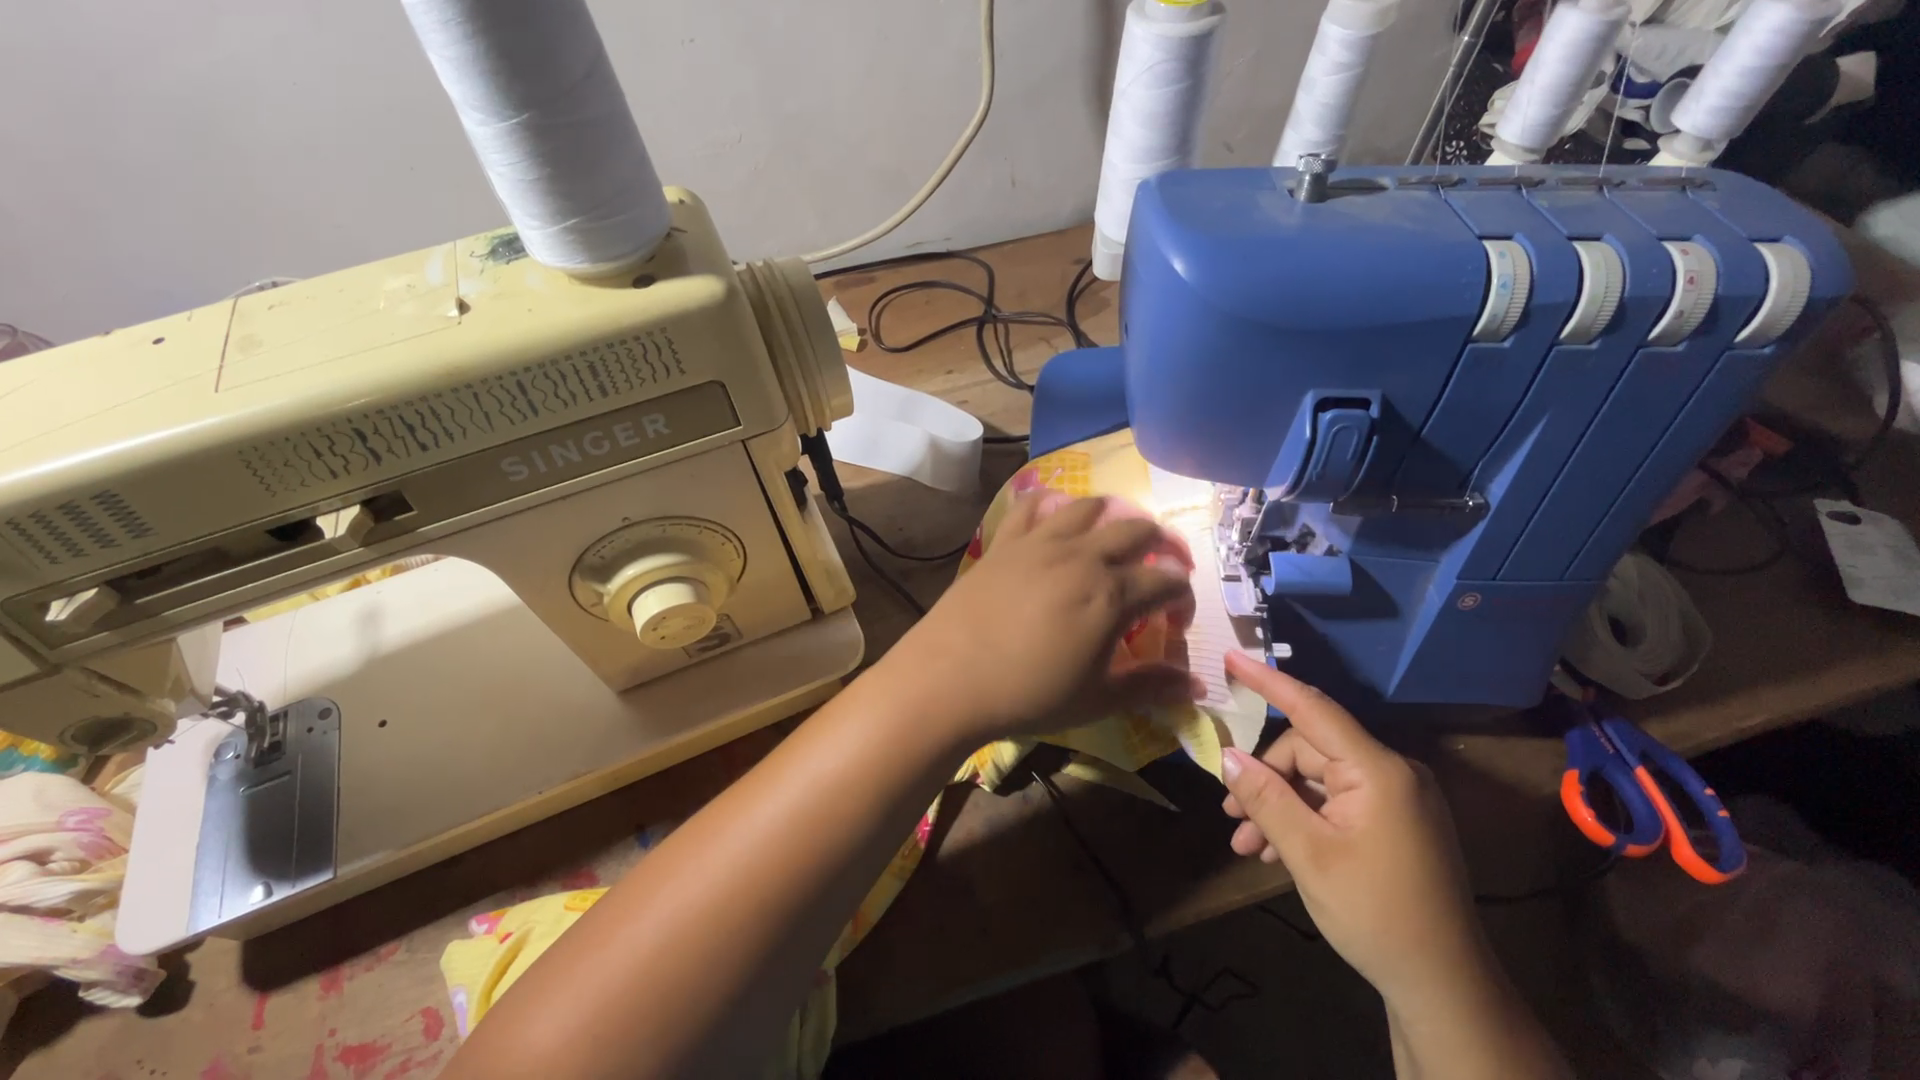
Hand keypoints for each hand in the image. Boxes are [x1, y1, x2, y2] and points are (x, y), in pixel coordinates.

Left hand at [876, 494, 1200, 749]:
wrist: (949, 679)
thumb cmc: (1028, 695)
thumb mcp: (1096, 699)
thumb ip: (1149, 687)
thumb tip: (1197, 686)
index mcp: (1112, 595)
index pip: (1166, 582)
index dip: (1181, 596)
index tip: (1177, 616)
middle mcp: (1083, 557)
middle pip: (1135, 531)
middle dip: (1159, 544)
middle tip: (1160, 563)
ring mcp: (1040, 544)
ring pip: (1088, 507)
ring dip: (1111, 515)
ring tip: (1113, 533)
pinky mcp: (1005, 542)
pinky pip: (1032, 507)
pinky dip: (1050, 505)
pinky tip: (1053, 515)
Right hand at [1217, 653, 1490, 1003]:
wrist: (1442, 981)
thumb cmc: (1373, 912)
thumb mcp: (1308, 854)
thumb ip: (1266, 799)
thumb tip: (1227, 758)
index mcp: (1377, 771)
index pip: (1313, 709)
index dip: (1269, 682)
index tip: (1232, 657)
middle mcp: (1392, 772)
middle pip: (1309, 752)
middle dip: (1266, 779)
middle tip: (1232, 817)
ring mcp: (1398, 797)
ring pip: (1319, 780)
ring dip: (1280, 806)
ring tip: (1247, 846)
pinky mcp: (1397, 821)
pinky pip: (1338, 801)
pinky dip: (1306, 819)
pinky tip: (1276, 852)